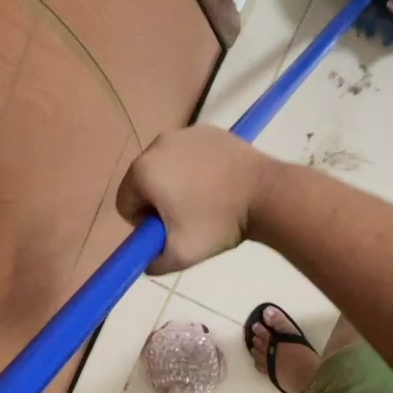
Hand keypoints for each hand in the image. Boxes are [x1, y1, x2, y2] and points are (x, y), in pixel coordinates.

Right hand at [117, 125, 279, 274]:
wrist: (266, 194)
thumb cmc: (217, 224)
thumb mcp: (180, 256)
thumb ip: (153, 262)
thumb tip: (146, 260)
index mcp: (143, 172)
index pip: (126, 204)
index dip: (144, 224)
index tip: (168, 231)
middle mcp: (157, 145)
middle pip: (144, 182)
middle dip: (158, 202)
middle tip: (187, 218)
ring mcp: (184, 132)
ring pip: (166, 167)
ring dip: (175, 185)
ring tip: (204, 201)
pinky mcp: (207, 130)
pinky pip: (188, 154)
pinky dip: (195, 169)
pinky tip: (216, 184)